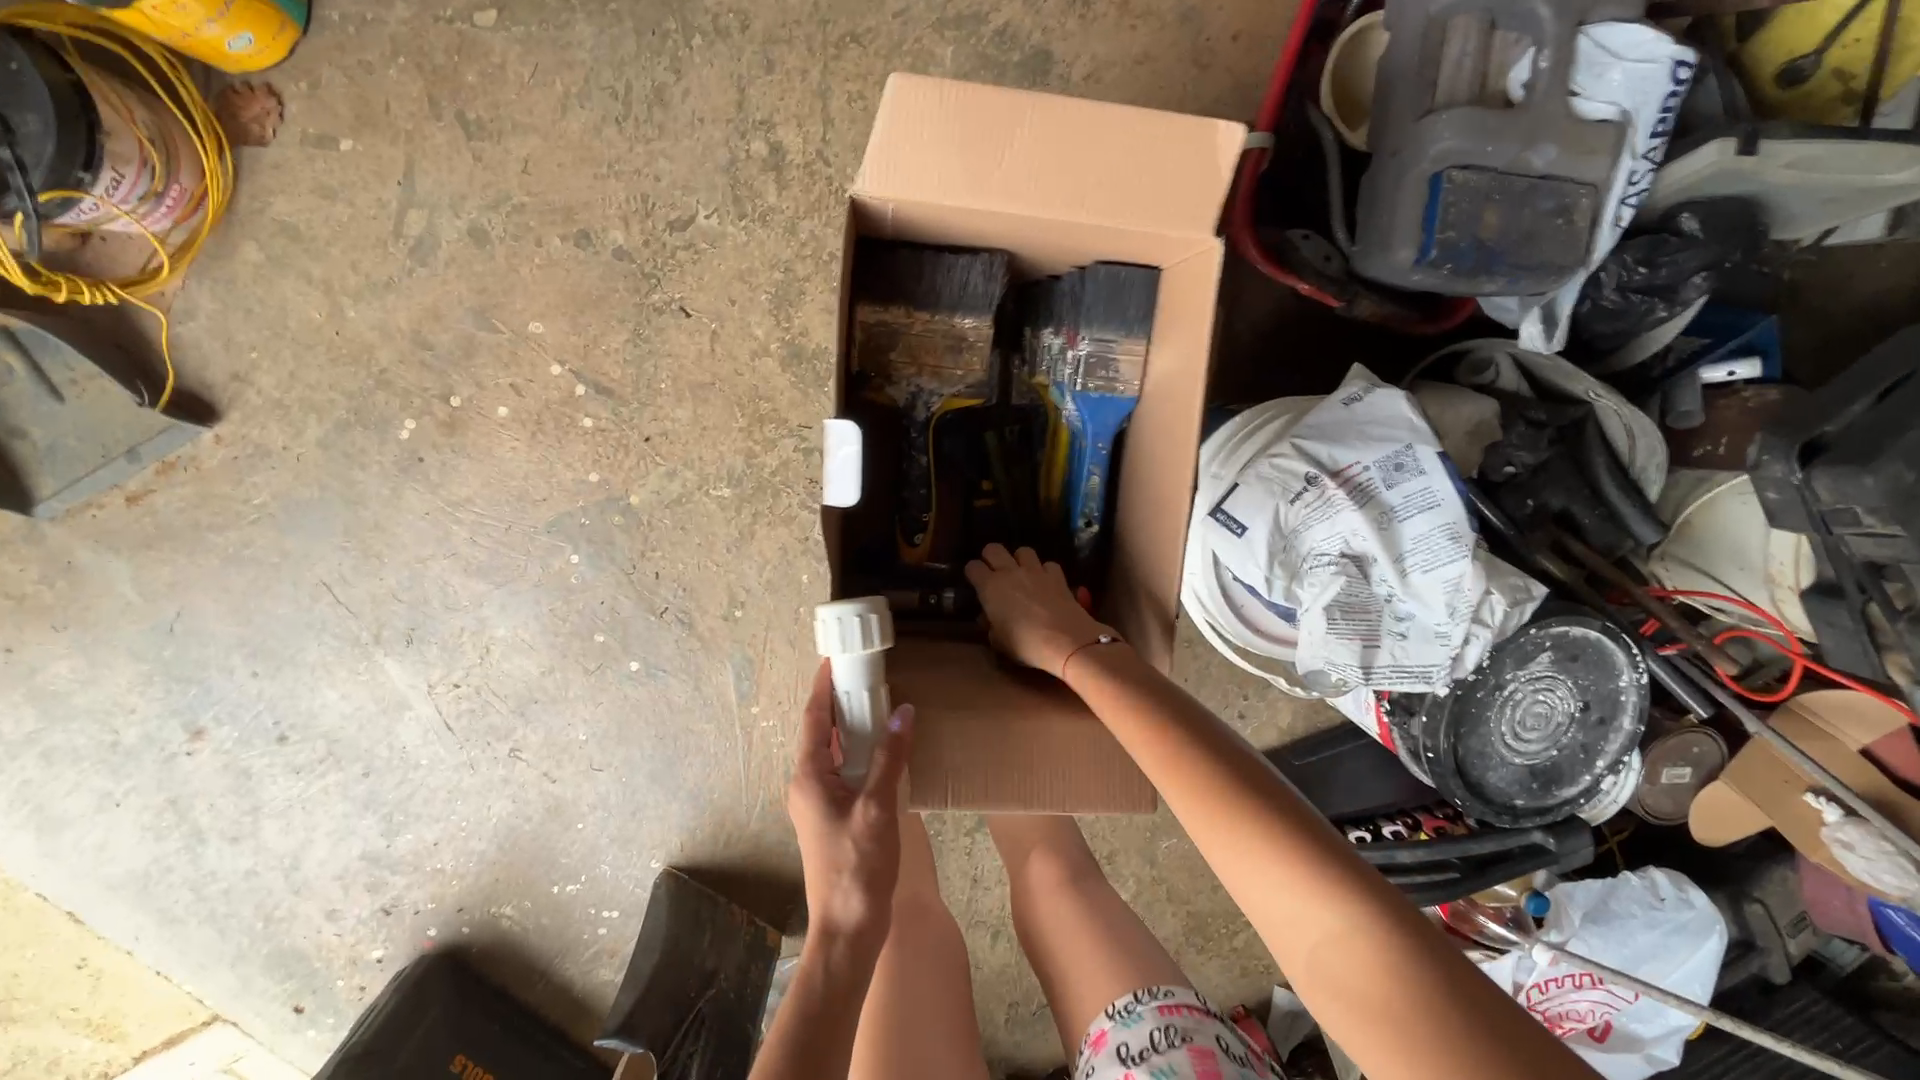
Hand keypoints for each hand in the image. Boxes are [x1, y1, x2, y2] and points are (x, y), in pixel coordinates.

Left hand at [788, 660, 912, 960]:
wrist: (849, 926)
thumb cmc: (857, 866)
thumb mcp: (877, 807)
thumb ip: (890, 758)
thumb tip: (903, 712)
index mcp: (809, 777)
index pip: (814, 719)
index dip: (823, 687)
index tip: (836, 658)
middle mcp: (807, 785)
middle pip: (823, 734)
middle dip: (842, 703)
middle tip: (867, 674)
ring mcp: (819, 804)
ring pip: (835, 755)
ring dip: (854, 729)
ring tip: (879, 704)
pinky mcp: (834, 819)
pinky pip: (845, 774)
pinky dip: (862, 755)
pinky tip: (885, 752)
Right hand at [964, 543, 1115, 677]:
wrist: (1066, 641)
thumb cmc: (1026, 644)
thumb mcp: (999, 641)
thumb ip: (990, 625)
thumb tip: (989, 618)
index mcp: (990, 587)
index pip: (973, 567)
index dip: (973, 573)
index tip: (976, 583)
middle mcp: (1010, 572)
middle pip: (994, 548)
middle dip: (991, 557)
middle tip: (995, 573)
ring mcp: (1035, 571)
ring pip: (1023, 550)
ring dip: (1020, 560)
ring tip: (1023, 575)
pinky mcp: (1057, 575)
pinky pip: (1048, 565)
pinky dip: (1046, 572)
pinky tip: (1047, 583)